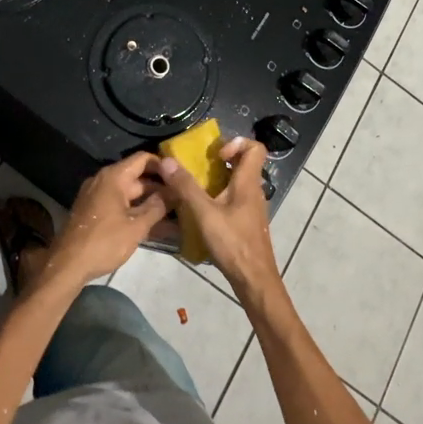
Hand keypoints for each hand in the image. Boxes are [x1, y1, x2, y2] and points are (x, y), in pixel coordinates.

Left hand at [40, 153, 168, 289]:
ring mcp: (97, 195)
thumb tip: (175, 192)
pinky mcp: (93, 210)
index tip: (180, 175)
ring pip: (129, 193)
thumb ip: (157, 207)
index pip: (143, 159)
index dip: (163, 165)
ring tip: (173, 212)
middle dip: (159, 187)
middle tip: (182, 198)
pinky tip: (153, 223)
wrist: (67, 265)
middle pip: (137, 177)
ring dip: (148, 202)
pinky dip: (134, 210)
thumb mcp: (136, 226)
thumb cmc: (104, 242)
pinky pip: (119, 204)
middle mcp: (104, 180)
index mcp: (114, 177)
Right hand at [159, 137, 278, 302]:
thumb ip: (186, 187)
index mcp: (248, 182)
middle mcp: (254, 191)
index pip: (255, 148)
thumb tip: (167, 160)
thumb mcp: (204, 214)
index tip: (216, 155)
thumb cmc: (233, 243)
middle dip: (221, 162)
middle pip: (244, 164)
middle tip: (199, 169)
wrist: (254, 280)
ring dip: (219, 181)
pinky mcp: (248, 223)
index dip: (236, 143)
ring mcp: (253, 208)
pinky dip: (220, 199)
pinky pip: (236, 200)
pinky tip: (203, 214)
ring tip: (196, 190)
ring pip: (239, 184)